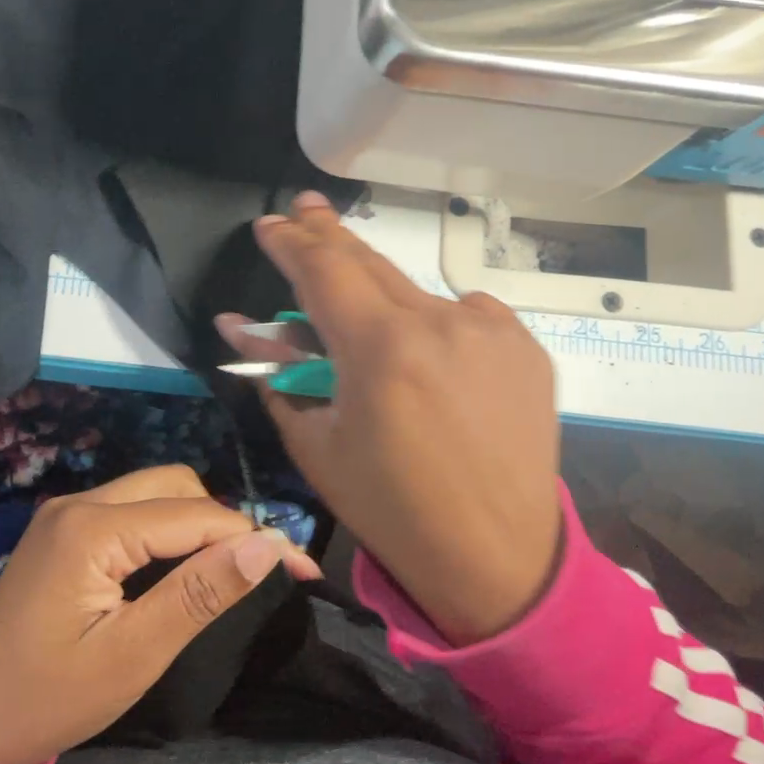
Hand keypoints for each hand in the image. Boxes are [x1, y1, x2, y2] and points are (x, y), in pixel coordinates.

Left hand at [0, 465, 321, 763]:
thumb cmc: (51, 698)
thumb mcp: (134, 654)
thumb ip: (201, 593)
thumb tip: (268, 544)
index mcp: (90, 529)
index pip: (195, 514)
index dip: (255, 538)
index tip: (304, 571)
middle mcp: (75, 505)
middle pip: (173, 487)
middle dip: (224, 522)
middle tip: (259, 574)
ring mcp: (62, 516)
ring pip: (150, 494)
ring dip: (195, 524)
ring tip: (228, 573)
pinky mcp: (58, 535)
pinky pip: (126, 513)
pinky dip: (163, 532)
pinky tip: (179, 569)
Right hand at [217, 193, 560, 645]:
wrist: (494, 552)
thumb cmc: (387, 506)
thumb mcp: (315, 443)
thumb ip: (277, 373)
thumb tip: (238, 324)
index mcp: (382, 348)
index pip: (325, 269)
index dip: (292, 242)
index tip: (270, 224)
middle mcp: (441, 321)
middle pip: (371, 263)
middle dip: (330, 235)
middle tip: (304, 210)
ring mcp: (491, 329)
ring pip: (416, 294)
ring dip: (382, 298)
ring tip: (364, 327)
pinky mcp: (525, 347)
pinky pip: (464, 316)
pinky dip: (433, 325)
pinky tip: (428, 362)